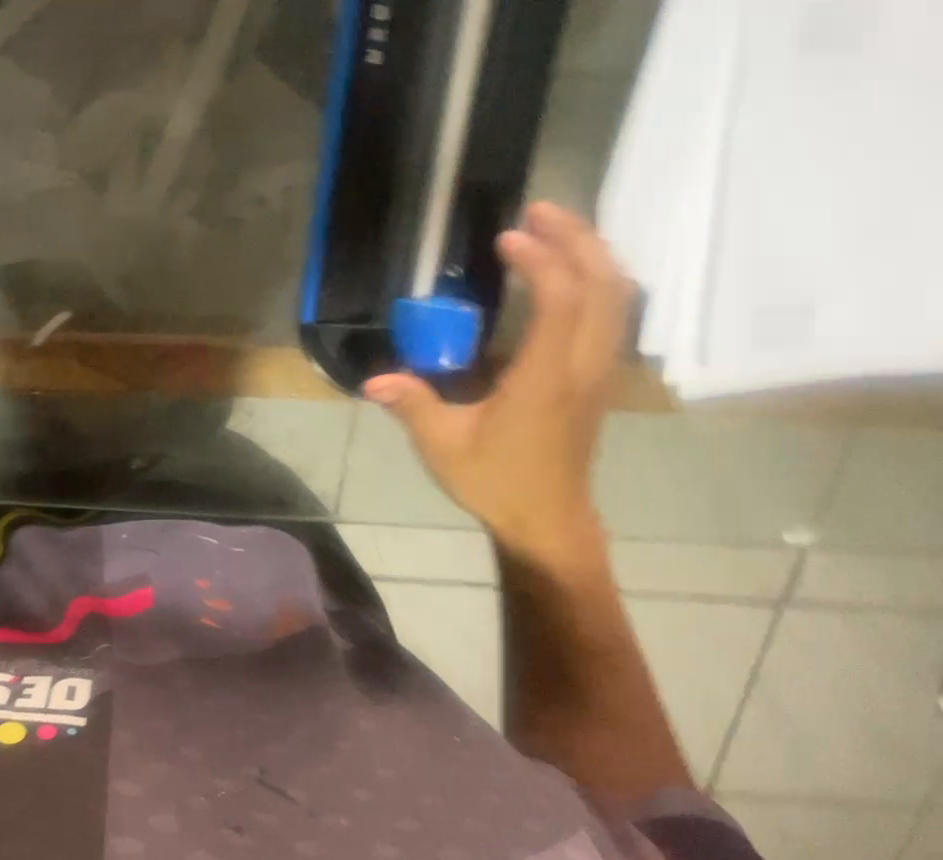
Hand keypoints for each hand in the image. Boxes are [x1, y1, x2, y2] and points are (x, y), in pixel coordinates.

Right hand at [362, 203, 633, 567]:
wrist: (547, 516)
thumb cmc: (495, 481)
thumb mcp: (443, 445)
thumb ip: (412, 406)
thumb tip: (373, 381)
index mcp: (546, 377)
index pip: (561, 299)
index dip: (541, 259)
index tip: (507, 239)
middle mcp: (584, 364)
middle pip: (604, 282)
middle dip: (577, 238)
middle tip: (539, 212)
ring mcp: (600, 369)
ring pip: (618, 294)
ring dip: (593, 254)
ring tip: (556, 232)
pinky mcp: (600, 376)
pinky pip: (614, 313)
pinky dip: (598, 280)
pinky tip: (570, 275)